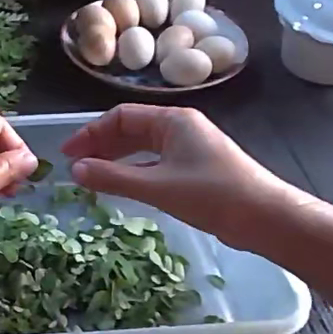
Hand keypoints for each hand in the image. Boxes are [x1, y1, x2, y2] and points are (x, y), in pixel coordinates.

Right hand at [61, 104, 312, 249]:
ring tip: (91, 177)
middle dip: (100, 145)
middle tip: (75, 167)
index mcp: (173, 120)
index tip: (68, 154)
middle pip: (130, 129)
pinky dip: (131, 170)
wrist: (265, 217)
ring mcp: (188, 148)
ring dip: (114, 159)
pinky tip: (120, 185)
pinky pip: (153, 162)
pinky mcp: (193, 168)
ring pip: (141, 147)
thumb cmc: (213, 195)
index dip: (90, 133)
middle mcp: (180, 128)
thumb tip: (75, 171)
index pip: (120, 116)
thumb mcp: (157, 186)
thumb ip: (113, 177)